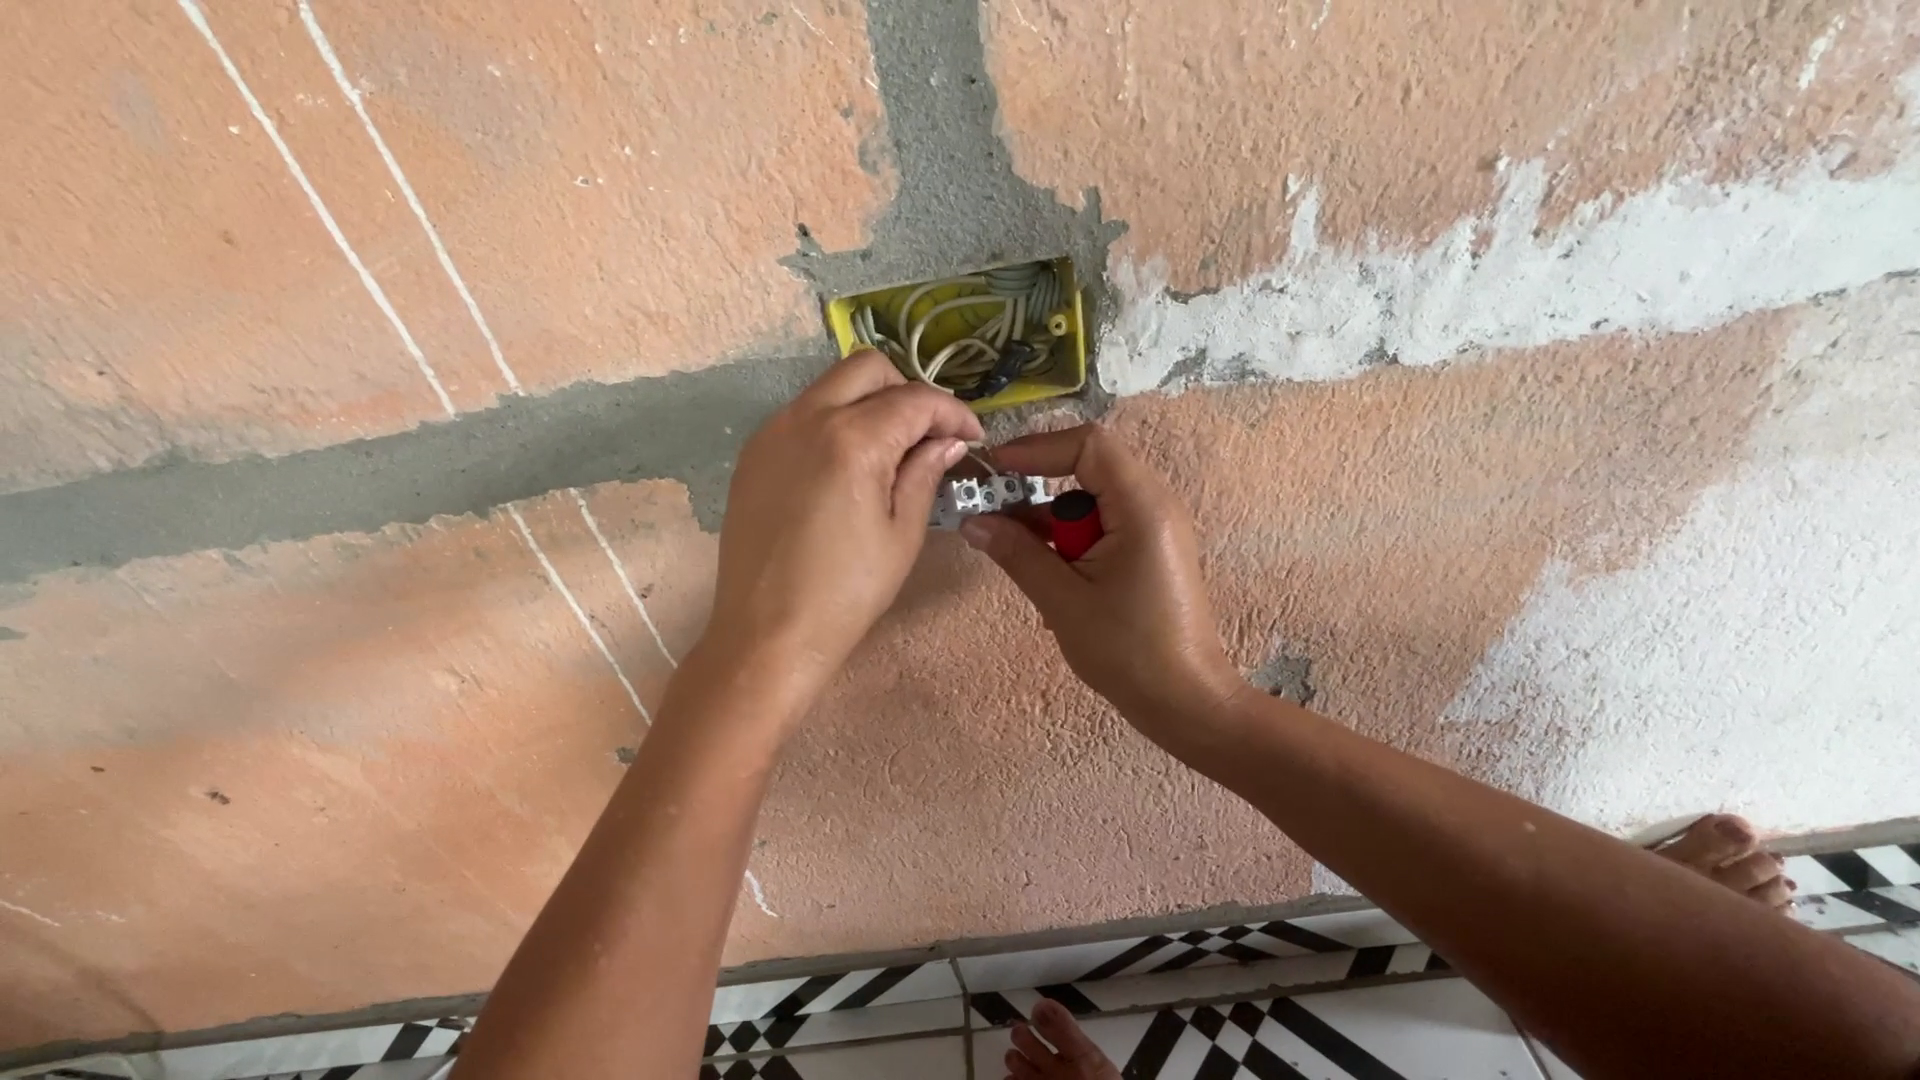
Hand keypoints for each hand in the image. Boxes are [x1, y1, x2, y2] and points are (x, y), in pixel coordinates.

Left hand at [700, 350, 981, 709]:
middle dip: (907, 390)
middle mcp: (807, 418)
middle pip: (867, 367)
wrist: (766, 634)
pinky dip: (835, 421)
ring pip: (830, 386)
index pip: (915, 399)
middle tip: (928, 435)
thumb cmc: (846, 593)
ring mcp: (773, 432)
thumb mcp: (902, 535)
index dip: (953, 412)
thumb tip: (947, 440)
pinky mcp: (753, 453)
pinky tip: (848, 466)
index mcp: (852, 439)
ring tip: (891, 450)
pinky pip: (803, 414)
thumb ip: (925, 473)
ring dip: (869, 402)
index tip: (974, 436)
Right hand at [959, 425, 1245, 742]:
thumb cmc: (1127, 651)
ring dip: (1052, 520)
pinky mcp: (1152, 550)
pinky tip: (1050, 575)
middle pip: (1089, 468)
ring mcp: (1157, 527)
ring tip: (1017, 555)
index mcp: (1143, 506)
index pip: (1088, 445)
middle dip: (1039, 488)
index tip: (994, 470)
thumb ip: (1017, 553)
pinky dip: (1072, 540)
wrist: (1184, 701)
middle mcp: (1156, 504)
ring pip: (1092, 499)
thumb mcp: (1062, 599)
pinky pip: (1105, 524)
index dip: (1036, 449)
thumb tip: (974, 522)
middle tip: (996, 516)